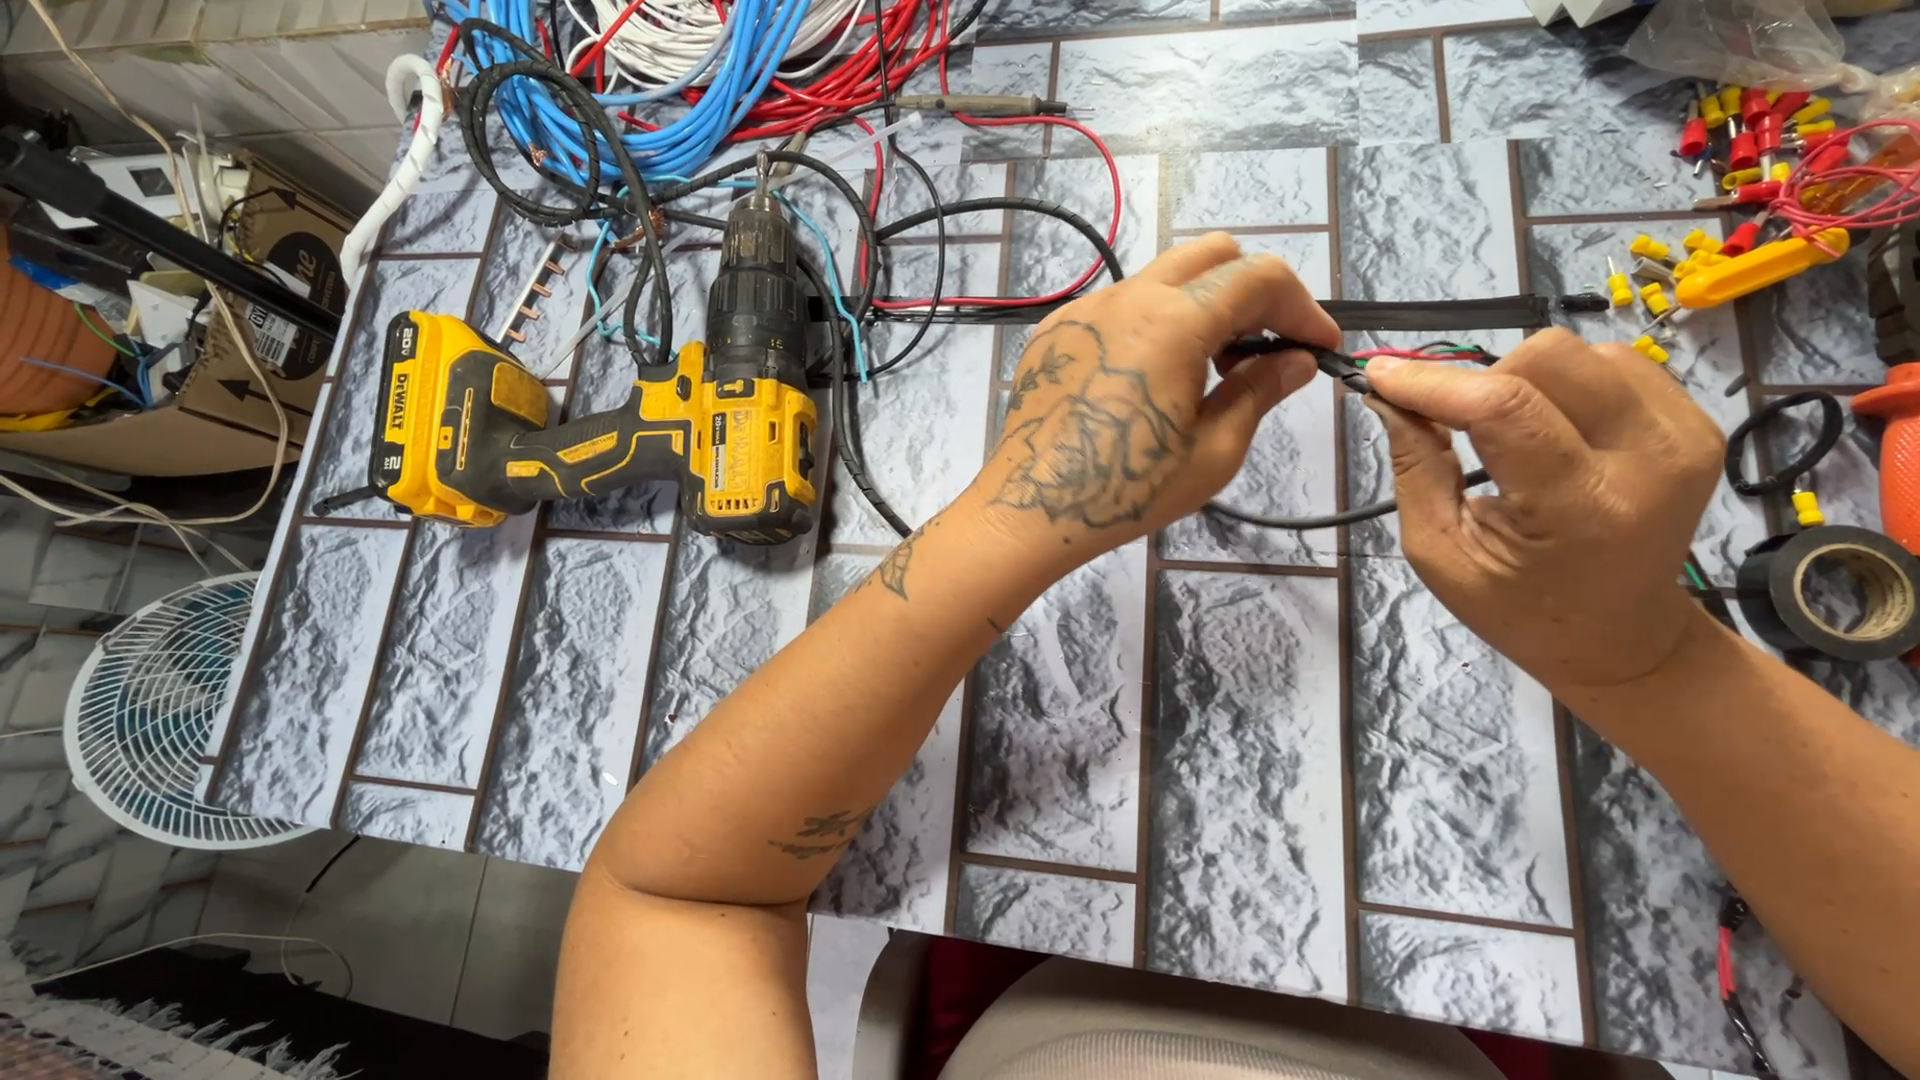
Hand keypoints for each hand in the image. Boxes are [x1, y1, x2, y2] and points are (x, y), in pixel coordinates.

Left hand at [966, 232, 1337, 569]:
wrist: (1031, 507)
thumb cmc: (1127, 490)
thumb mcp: (1213, 451)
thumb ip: (1259, 391)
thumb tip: (1294, 359)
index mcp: (1172, 321)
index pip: (1258, 278)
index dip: (1301, 307)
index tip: (1317, 346)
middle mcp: (1126, 297)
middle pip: (1211, 254)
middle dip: (1254, 291)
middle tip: (1266, 347)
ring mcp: (1084, 311)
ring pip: (1161, 278)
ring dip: (1202, 304)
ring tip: (1211, 367)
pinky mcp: (1055, 332)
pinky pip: (1118, 306)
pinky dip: (1153, 323)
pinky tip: (1151, 378)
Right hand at [1363, 328, 1724, 693]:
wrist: (1621, 636)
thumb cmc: (1516, 607)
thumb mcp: (1440, 551)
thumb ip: (1415, 467)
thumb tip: (1389, 397)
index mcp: (1579, 505)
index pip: (1503, 408)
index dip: (1433, 382)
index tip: (1380, 375)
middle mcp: (1649, 457)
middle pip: (1550, 357)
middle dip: (1482, 379)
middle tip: (1454, 420)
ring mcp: (1683, 435)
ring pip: (1582, 352)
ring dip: (1524, 379)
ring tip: (1505, 432)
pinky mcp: (1696, 423)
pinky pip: (1614, 363)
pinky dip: (1563, 383)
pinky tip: (1548, 426)